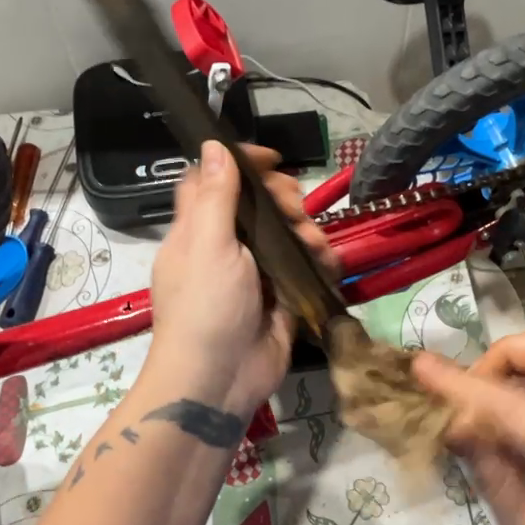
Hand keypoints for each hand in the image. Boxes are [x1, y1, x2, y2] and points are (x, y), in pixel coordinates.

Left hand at [145, 141, 330, 419]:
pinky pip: (305, 267)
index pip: (214, 180)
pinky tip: (327, 263)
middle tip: (293, 208)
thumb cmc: (204, 307)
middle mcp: (226, 247)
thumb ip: (216, 195)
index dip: (240, 163)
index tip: (272, 159)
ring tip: (312, 244)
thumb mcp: (207, 244)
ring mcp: (256, 273)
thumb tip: (213, 144)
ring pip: (287, 233)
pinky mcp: (281, 297)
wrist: (218, 380)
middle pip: (258, 203)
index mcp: (197, 231)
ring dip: (306, 230)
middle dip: (282, 198)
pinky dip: (319, 261)